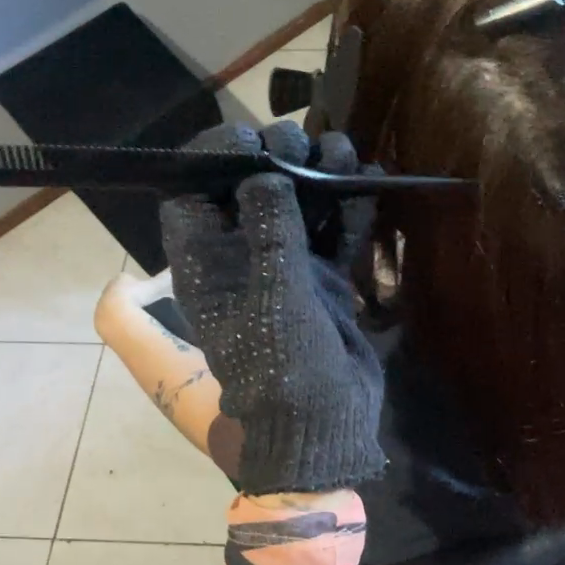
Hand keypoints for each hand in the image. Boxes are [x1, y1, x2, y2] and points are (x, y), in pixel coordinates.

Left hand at [159, 122, 384, 494]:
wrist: (326, 425)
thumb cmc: (284, 369)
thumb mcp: (274, 298)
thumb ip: (271, 234)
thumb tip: (264, 174)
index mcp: (208, 266)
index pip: (194, 195)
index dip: (214, 159)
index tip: (251, 139)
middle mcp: (242, 261)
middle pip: (252, 192)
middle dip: (278, 159)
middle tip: (305, 142)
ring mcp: (285, 270)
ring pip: (299, 208)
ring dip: (320, 177)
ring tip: (344, 150)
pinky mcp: (324, 283)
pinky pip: (335, 235)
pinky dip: (350, 210)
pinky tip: (370, 180)